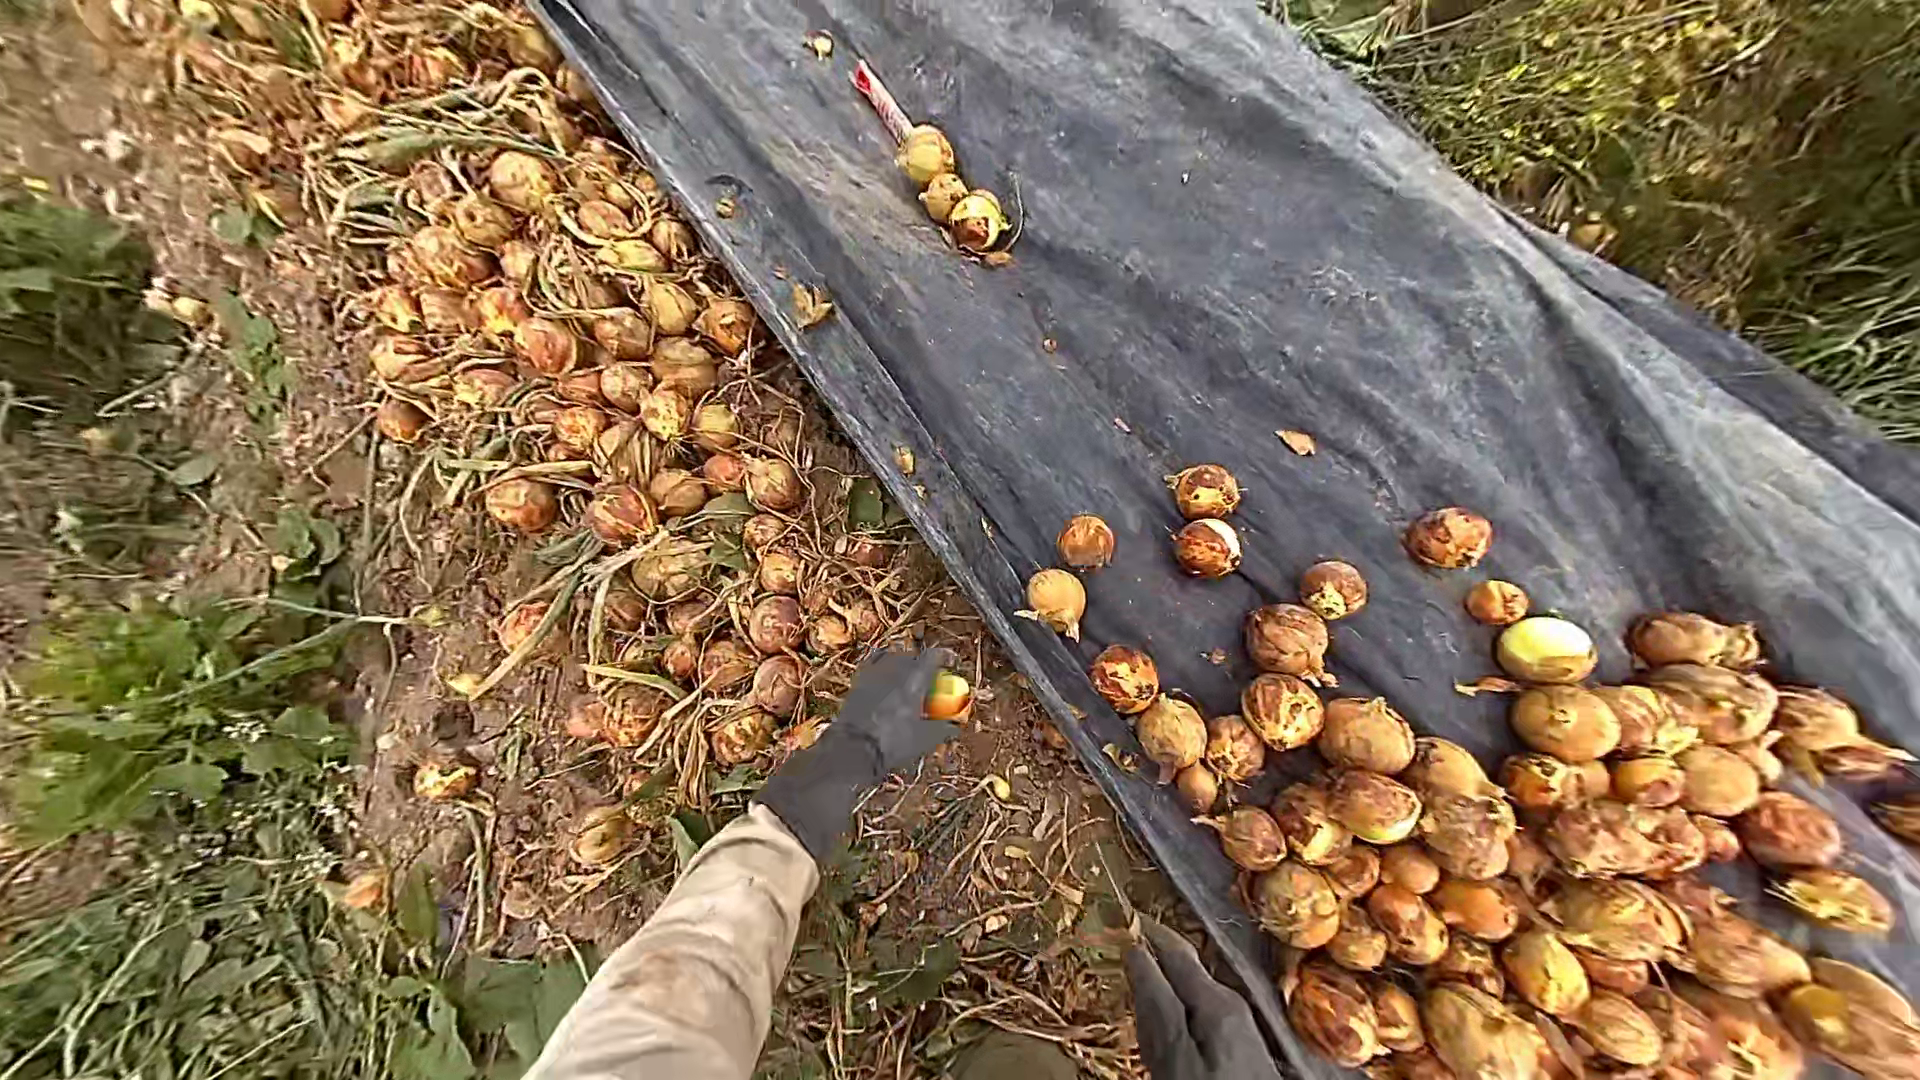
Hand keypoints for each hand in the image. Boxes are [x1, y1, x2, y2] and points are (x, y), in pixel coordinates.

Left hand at [755, 647, 958, 859]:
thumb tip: (955, 726)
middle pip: (912, 655)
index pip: (933, 655)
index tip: (951, 661)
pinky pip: (874, 665)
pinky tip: (884, 685)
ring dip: (901, 665)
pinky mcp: (857, 680)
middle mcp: (893, 668)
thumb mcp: (924, 739)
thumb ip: (943, 728)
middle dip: (922, 663)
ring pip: (891, 657)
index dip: (944, 655)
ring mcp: (873, 672)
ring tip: (905, 680)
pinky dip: (882, 670)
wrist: (852, 748)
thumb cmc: (892, 742)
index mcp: (914, 678)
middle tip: (928, 677)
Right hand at [1125, 917, 1280, 1079]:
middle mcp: (1232, 1004)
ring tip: (1138, 1005)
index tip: (1114, 921)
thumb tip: (1134, 949)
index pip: (1171, 946)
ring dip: (1163, 993)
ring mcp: (1241, 1029)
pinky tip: (1167, 1043)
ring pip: (1191, 995)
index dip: (1142, 930)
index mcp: (1215, 998)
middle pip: (1183, 969)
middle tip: (1119, 966)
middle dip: (1152, 962)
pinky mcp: (1243, 1053)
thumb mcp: (1174, 1056)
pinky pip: (1201, 1020)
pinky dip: (1177, 1020)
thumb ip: (1155, 999)